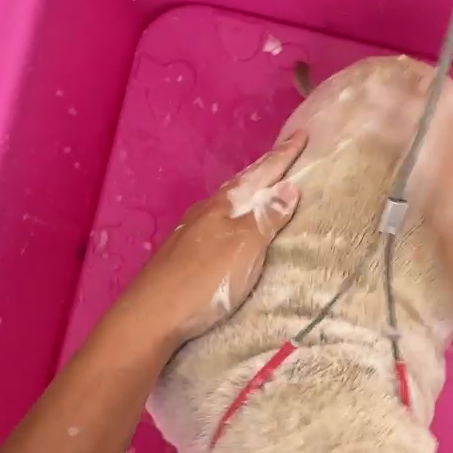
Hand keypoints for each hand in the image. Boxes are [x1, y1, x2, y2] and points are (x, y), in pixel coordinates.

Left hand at [114, 131, 306, 348]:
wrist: (151, 317)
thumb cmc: (204, 280)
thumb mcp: (244, 247)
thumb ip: (267, 217)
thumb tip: (289, 186)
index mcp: (222, 206)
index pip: (259, 174)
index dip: (282, 157)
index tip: (301, 135)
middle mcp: (205, 213)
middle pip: (240, 185)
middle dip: (264, 170)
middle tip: (285, 154)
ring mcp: (191, 234)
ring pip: (226, 204)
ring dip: (249, 194)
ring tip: (265, 189)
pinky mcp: (183, 257)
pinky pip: (217, 223)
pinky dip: (235, 216)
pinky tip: (234, 226)